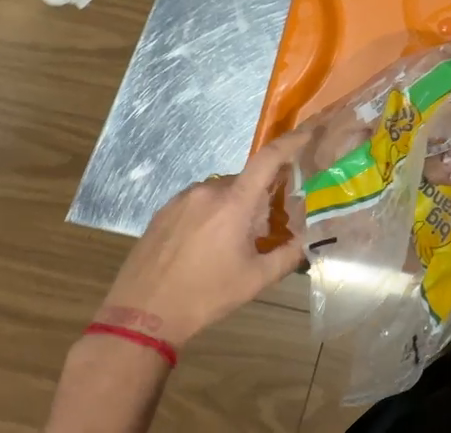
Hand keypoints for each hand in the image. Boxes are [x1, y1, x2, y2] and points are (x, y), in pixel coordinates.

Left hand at [95, 129, 310, 347]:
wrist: (139, 317)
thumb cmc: (203, 297)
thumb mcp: (254, 281)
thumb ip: (288, 255)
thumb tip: (311, 238)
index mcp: (234, 203)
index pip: (269, 158)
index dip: (292, 141)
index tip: (310, 133)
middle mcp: (208, 190)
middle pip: (246, 180)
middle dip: (259, 198)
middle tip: (262, 228)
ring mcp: (182, 199)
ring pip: (221, 192)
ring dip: (233, 207)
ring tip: (229, 243)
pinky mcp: (163, 211)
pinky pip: (198, 201)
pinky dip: (210, 214)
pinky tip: (203, 245)